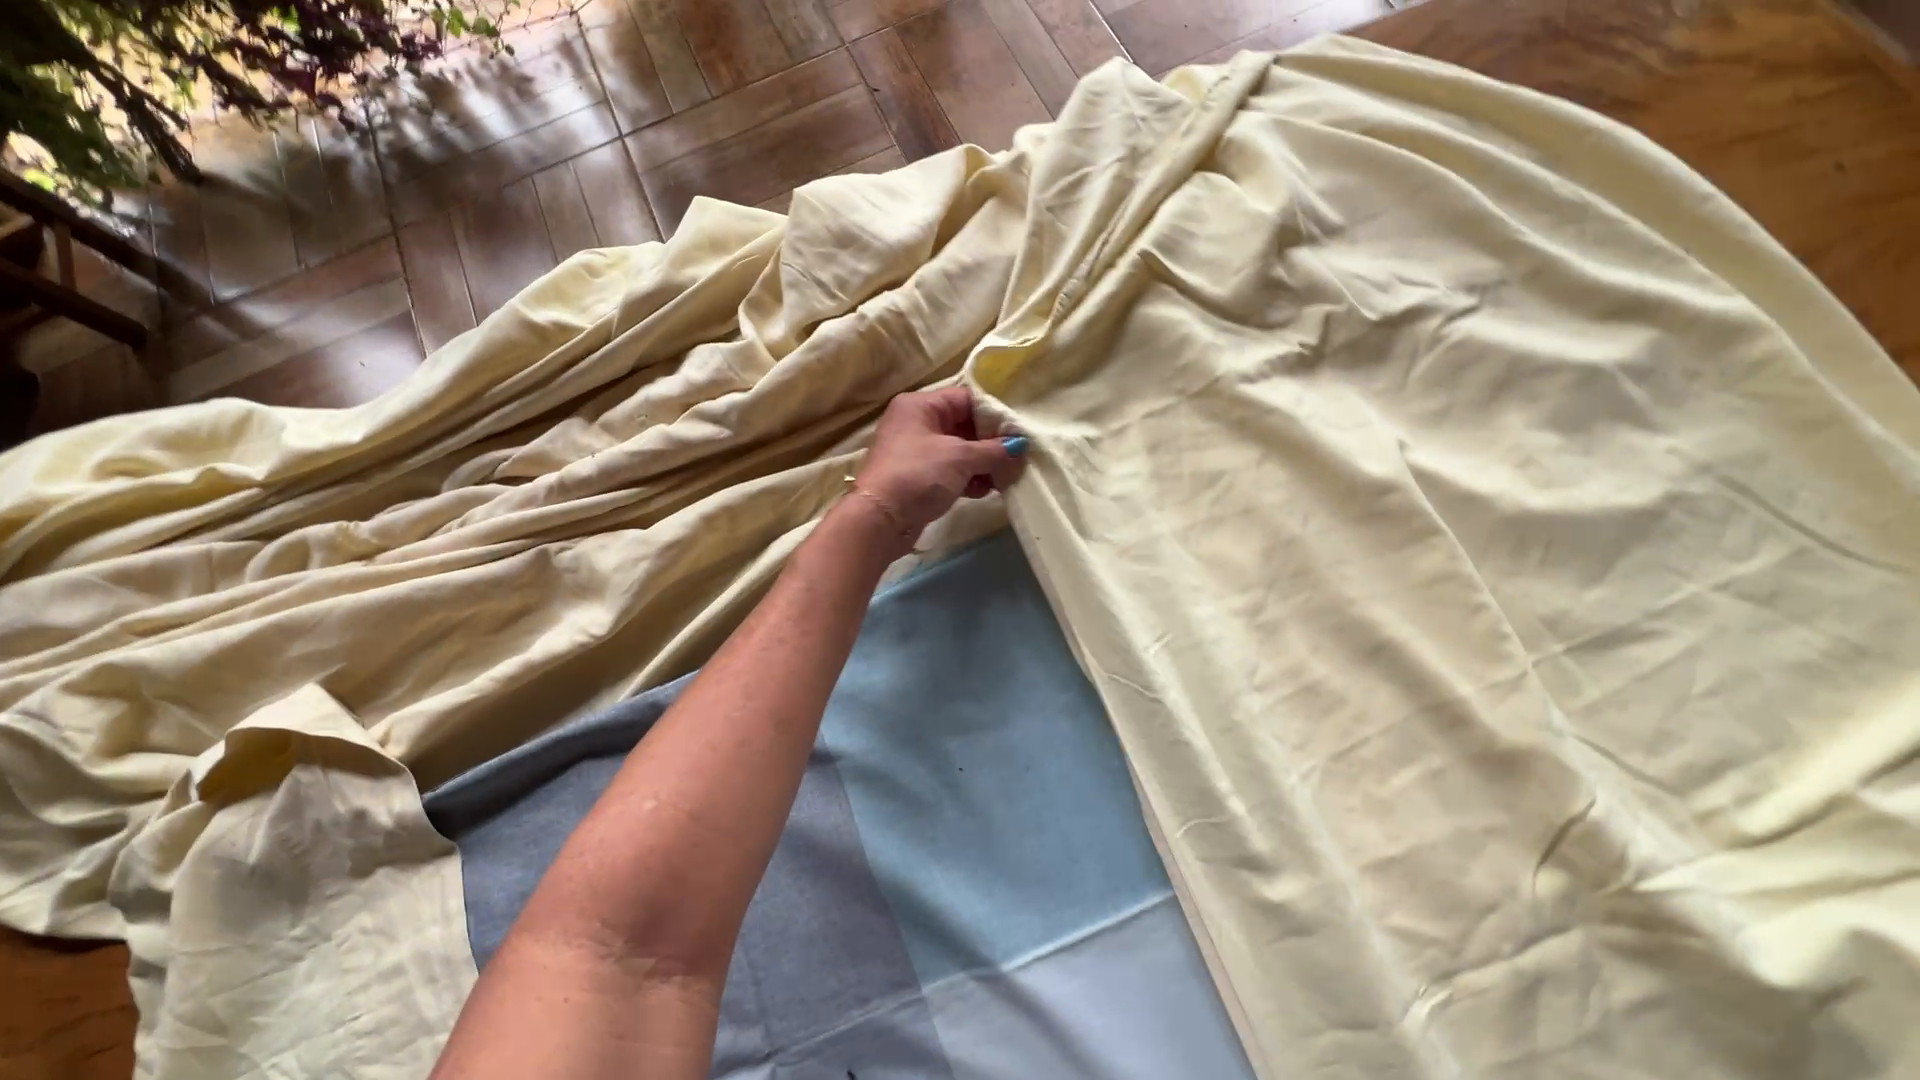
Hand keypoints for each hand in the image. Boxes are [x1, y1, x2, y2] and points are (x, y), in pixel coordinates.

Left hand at [853, 386, 1027, 543]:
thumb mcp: (960, 458)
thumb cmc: (918, 475)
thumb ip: (993, 450)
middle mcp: (915, 423)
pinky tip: (985, 490)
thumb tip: (1020, 446)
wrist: (880, 520)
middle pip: (964, 426)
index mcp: (920, 406)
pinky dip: (968, 478)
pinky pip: (950, 471)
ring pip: (959, 451)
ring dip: (982, 464)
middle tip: (1016, 457)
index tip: (1017, 431)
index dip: (993, 414)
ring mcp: (916, 452)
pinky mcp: (918, 478)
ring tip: (1005, 477)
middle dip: (990, 444)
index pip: (965, 399)